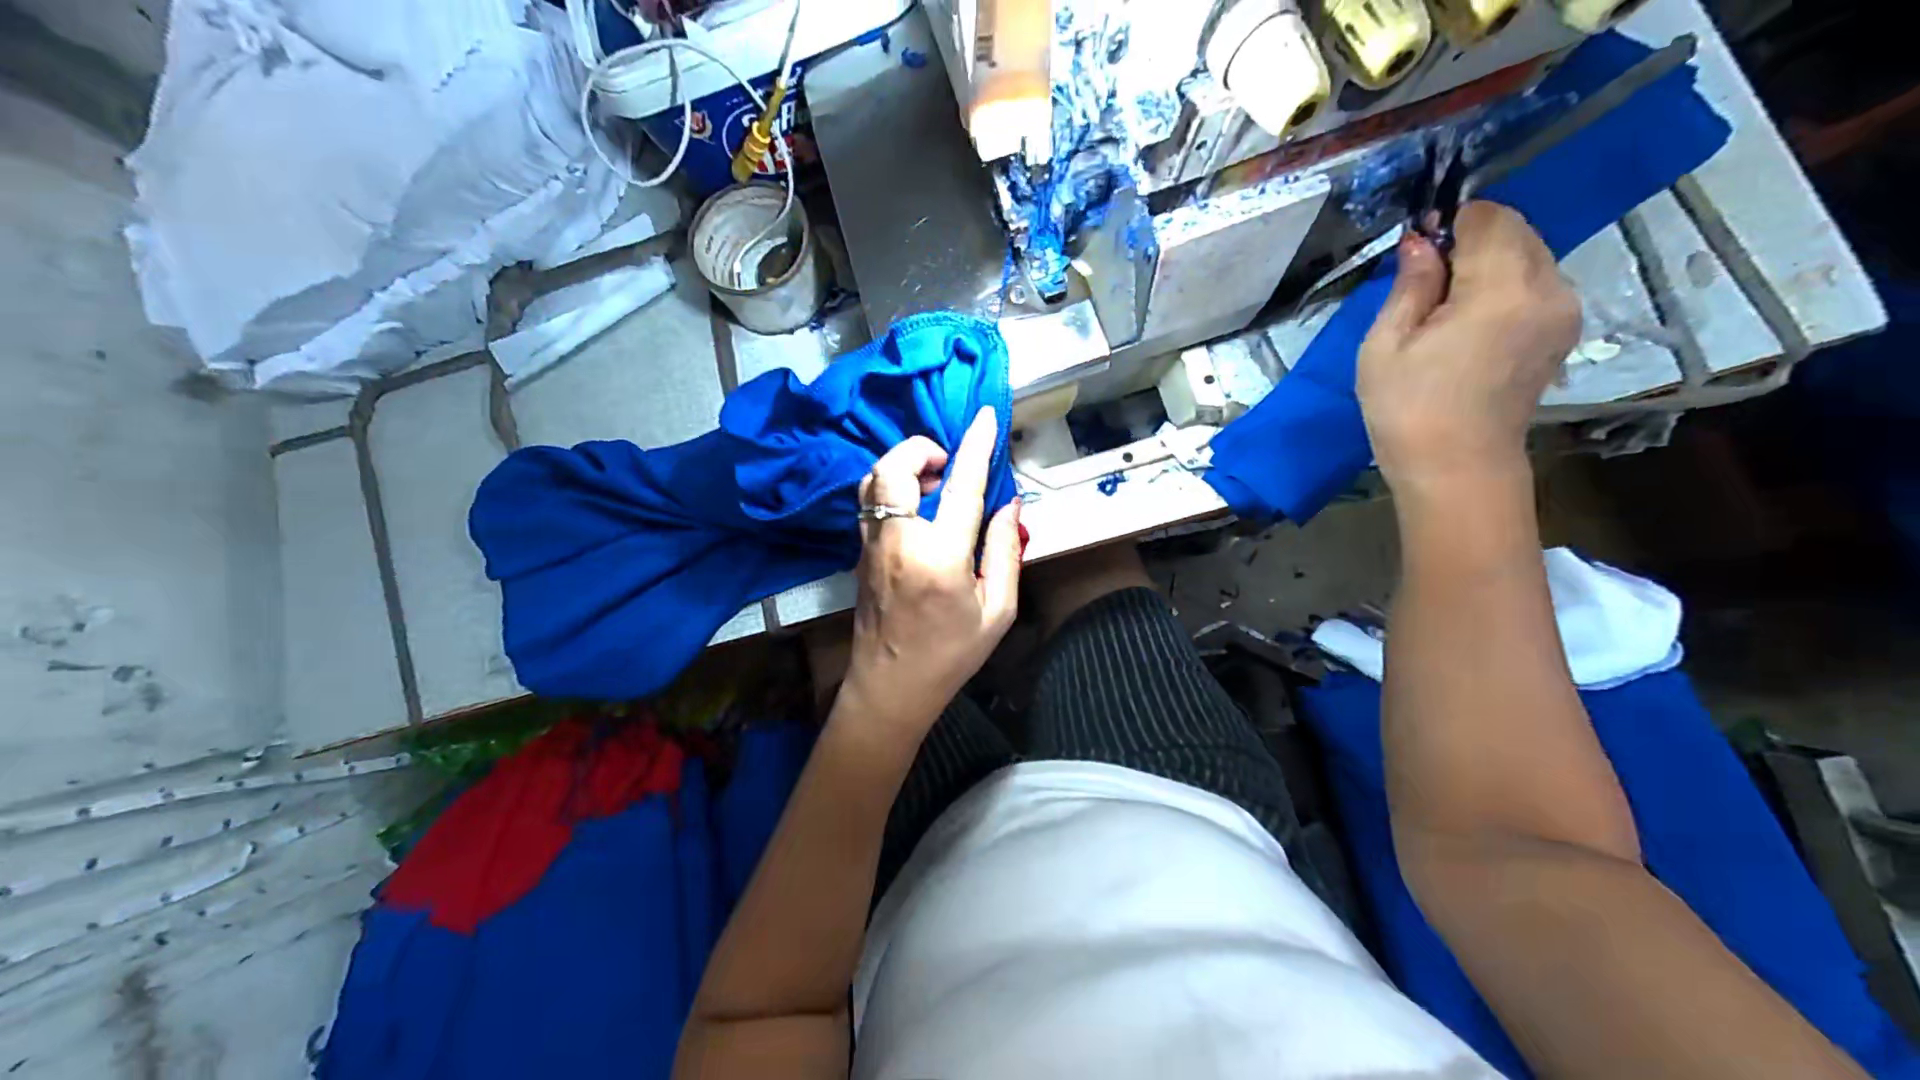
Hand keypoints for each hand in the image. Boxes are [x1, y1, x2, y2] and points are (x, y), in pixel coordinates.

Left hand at [840, 407, 1022, 736]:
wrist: (890, 687)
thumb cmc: (950, 655)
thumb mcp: (997, 611)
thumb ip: (1005, 552)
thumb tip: (1010, 505)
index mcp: (940, 557)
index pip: (959, 486)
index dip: (975, 447)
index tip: (984, 417)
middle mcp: (898, 542)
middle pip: (892, 469)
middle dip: (919, 449)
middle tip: (946, 464)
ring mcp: (871, 545)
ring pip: (872, 481)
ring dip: (901, 466)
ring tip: (932, 483)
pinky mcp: (859, 553)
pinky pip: (869, 502)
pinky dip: (890, 487)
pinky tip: (916, 506)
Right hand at [1357, 201, 1581, 495]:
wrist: (1456, 468)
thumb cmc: (1408, 409)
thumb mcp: (1386, 345)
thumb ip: (1411, 285)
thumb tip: (1421, 243)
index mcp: (1502, 290)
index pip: (1490, 219)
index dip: (1451, 222)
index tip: (1418, 247)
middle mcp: (1548, 289)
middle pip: (1517, 231)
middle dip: (1472, 241)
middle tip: (1426, 280)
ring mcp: (1564, 311)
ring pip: (1530, 256)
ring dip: (1489, 264)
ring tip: (1445, 307)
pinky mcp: (1562, 331)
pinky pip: (1536, 284)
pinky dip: (1505, 286)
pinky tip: (1470, 322)